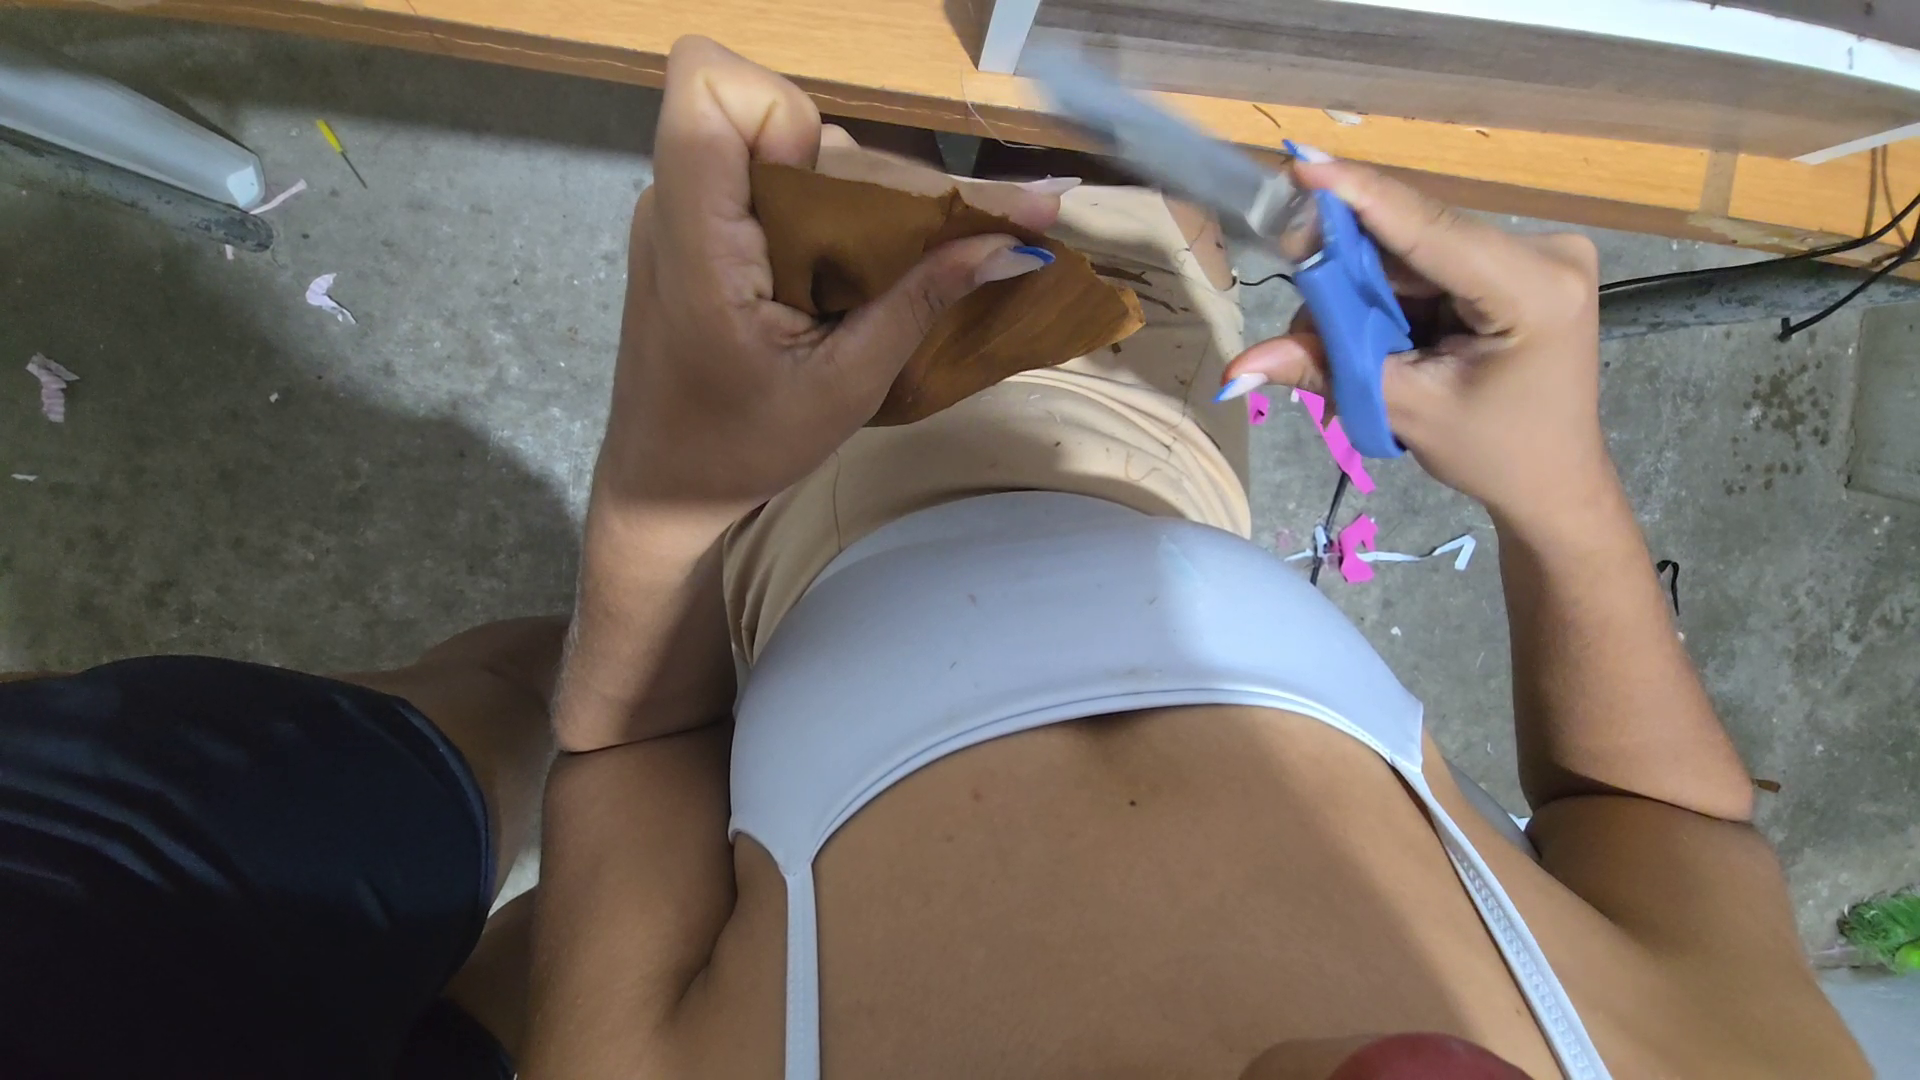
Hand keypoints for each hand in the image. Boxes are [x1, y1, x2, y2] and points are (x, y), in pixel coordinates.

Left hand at [599, 37, 1060, 517]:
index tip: (833, 201)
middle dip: (840, 170)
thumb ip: (920, 301)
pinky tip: (833, 287)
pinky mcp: (695, 238)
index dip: (785, 117)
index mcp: (697, 240)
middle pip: (765, 116)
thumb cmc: (746, 447)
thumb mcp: (846, 382)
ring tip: (861, 282)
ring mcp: (681, 218)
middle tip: (886, 252)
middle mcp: (676, 205)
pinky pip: (763, 189)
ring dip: (835, 201)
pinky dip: (814, 221)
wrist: (668, 484)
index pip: (715, 86)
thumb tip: (1011, 243)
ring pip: (772, 150)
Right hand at [1223, 159, 1611, 530]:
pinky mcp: (1511, 270)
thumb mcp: (1401, 409)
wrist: (1553, 479)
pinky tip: (1374, 341)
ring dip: (1360, 300)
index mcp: (1533, 287)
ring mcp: (1530, 257)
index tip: (1302, 163)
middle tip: (1300, 322)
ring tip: (1340, 354)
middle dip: (1344, 280)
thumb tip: (1234, 370)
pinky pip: (1425, 272)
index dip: (1359, 197)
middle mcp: (1542, 253)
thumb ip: (1321, 371)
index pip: (1428, 230)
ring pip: (1411, 259)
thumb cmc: (1493, 452)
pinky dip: (1385, 305)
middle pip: (1411, 245)